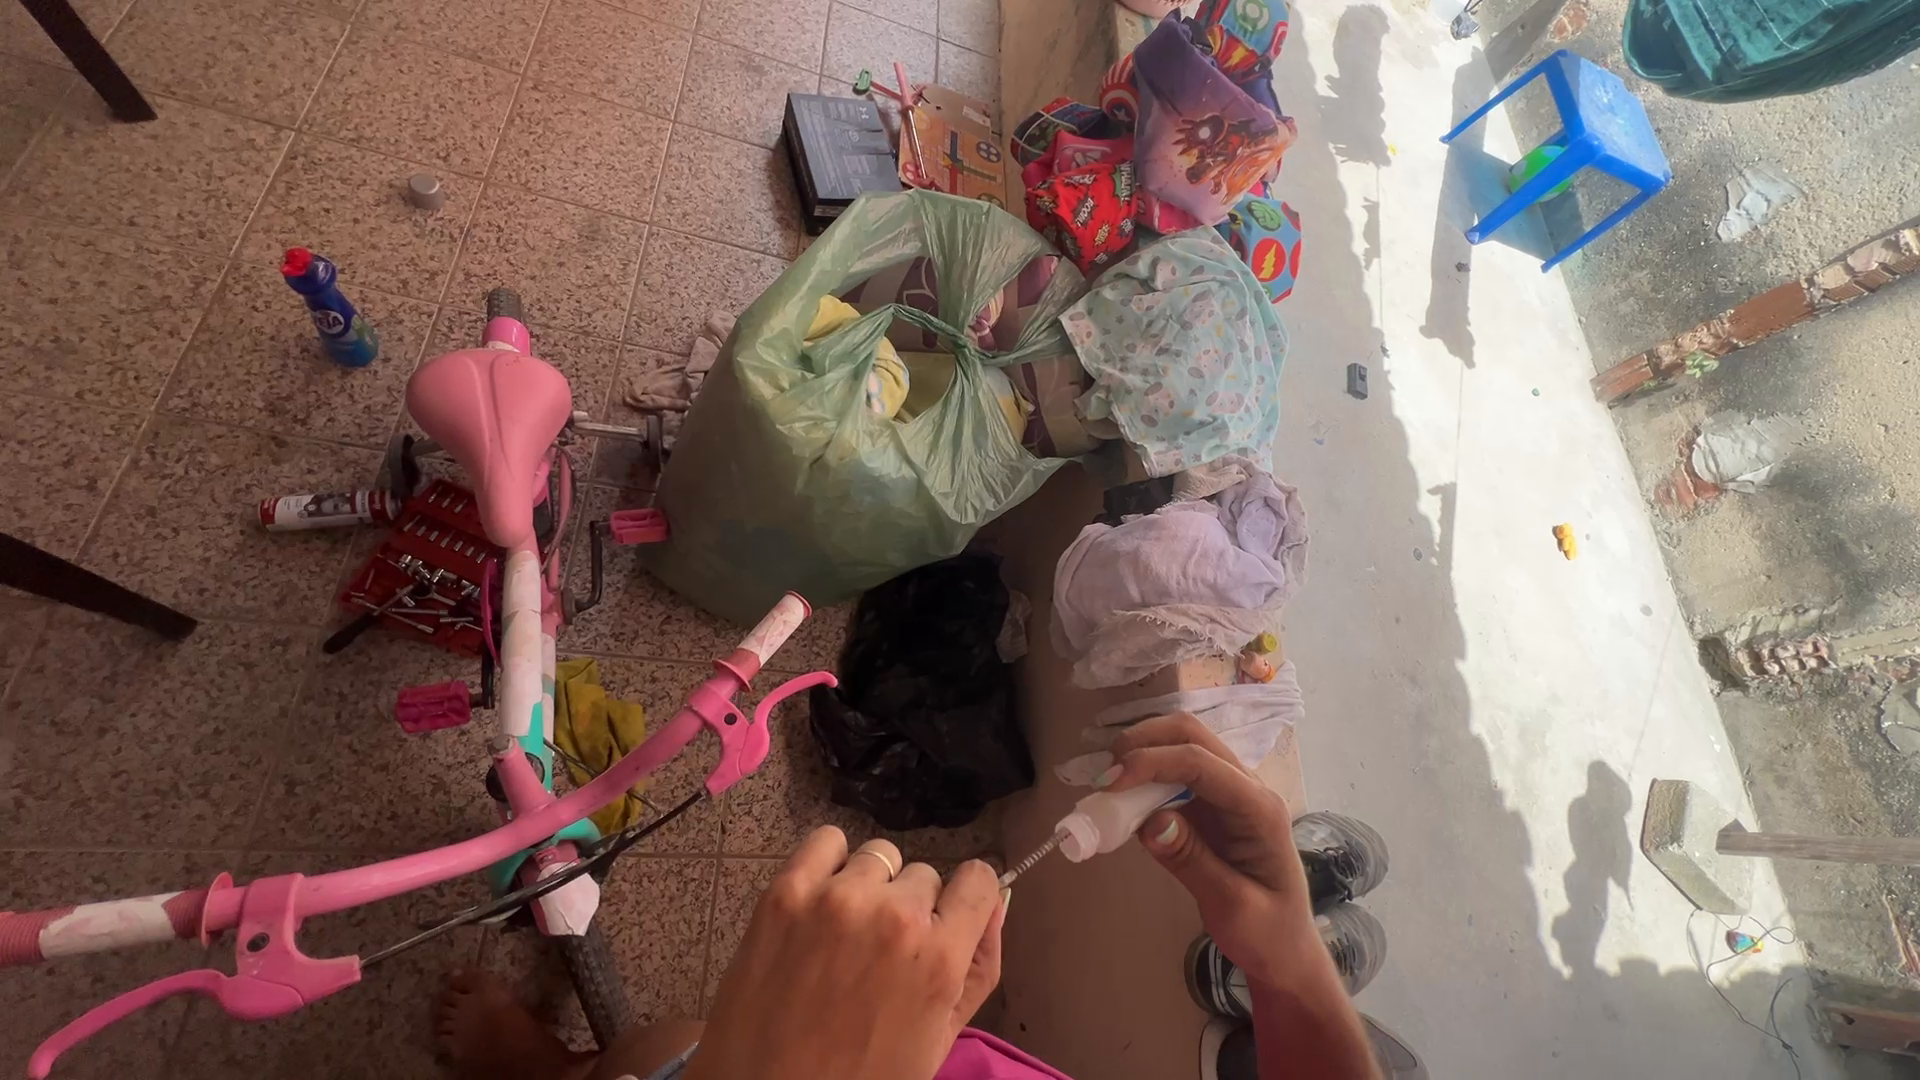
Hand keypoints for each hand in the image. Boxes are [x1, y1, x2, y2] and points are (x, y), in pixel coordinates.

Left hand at [686, 828, 1005, 1079]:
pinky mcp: (787, 890)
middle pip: (923, 874)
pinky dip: (829, 862)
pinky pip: (827, 840)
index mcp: (938, 958)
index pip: (978, 880)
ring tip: (843, 932)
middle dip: (910, 907)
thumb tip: (996, 901)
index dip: (965, 901)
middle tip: (878, 952)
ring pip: (878, 857)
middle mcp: (894, 916)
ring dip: (870, 887)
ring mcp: (837, 898)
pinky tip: (820, 899)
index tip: (945, 919)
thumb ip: (980, 967)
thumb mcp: (938, 1039)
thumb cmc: (860, 1078)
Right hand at [1106, 712, 1317, 987]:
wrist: (1286, 953)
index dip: (1152, 763)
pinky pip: (1173, 768)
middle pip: (1191, 734)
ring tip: (1108, 782)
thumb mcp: (1233, 910)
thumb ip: (1192, 862)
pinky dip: (1144, 771)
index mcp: (1259, 809)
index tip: (1111, 784)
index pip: (1201, 763)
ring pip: (1181, 741)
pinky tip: (1123, 795)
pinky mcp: (1208, 800)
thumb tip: (1150, 821)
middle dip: (1144, 741)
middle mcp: (1246, 787)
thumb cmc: (1267, 935)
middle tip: (1105, 774)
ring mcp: (1227, 790)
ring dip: (1141, 750)